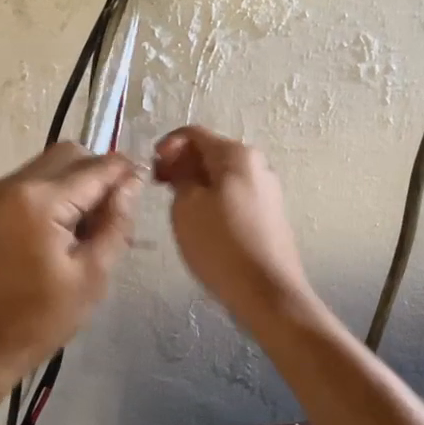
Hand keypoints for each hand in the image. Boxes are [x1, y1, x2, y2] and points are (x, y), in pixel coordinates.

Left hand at [0, 143, 139, 382]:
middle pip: (69, 154)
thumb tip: (131, 184)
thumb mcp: (92, 275)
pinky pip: (28, 184)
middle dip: (98, 173)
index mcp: (39, 200)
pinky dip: (52, 194)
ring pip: (48, 166)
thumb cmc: (41, 318)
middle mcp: (12, 185)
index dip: (126, 172)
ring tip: (88, 228)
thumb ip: (115, 223)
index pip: (96, 167)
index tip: (146, 183)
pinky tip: (61, 232)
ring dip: (74, 183)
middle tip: (114, 214)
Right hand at [153, 126, 315, 324]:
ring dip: (197, 184)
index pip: (193, 133)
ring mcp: (268, 190)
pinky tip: (202, 224)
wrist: (266, 291)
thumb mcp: (185, 206)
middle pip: (211, 153)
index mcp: (237, 154)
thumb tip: (183, 169)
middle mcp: (258, 164)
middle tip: (160, 188)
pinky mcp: (270, 215)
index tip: (152, 170)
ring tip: (178, 209)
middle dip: (182, 165)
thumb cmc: (220, 244)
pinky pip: (235, 196)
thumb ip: (180, 177)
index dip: (167, 146)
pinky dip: (214, 200)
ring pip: (223, 176)